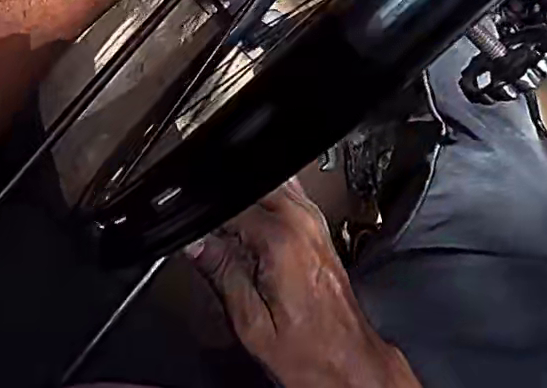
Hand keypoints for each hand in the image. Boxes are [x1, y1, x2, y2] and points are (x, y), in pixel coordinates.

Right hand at [189, 181, 421, 387]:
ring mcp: (313, 217)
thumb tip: (195, 242)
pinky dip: (266, 201)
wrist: (351, 363)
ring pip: (267, 182)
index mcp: (281, 239)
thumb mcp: (252, 323)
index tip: (202, 240)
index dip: (209, 221)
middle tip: (221, 244)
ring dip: (248, 203)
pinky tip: (260, 230)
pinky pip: (285, 191)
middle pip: (248, 185)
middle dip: (229, 208)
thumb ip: (221, 273)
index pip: (230, 205)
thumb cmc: (311, 353)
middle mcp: (300, 220)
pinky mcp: (318, 222)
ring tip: (243, 242)